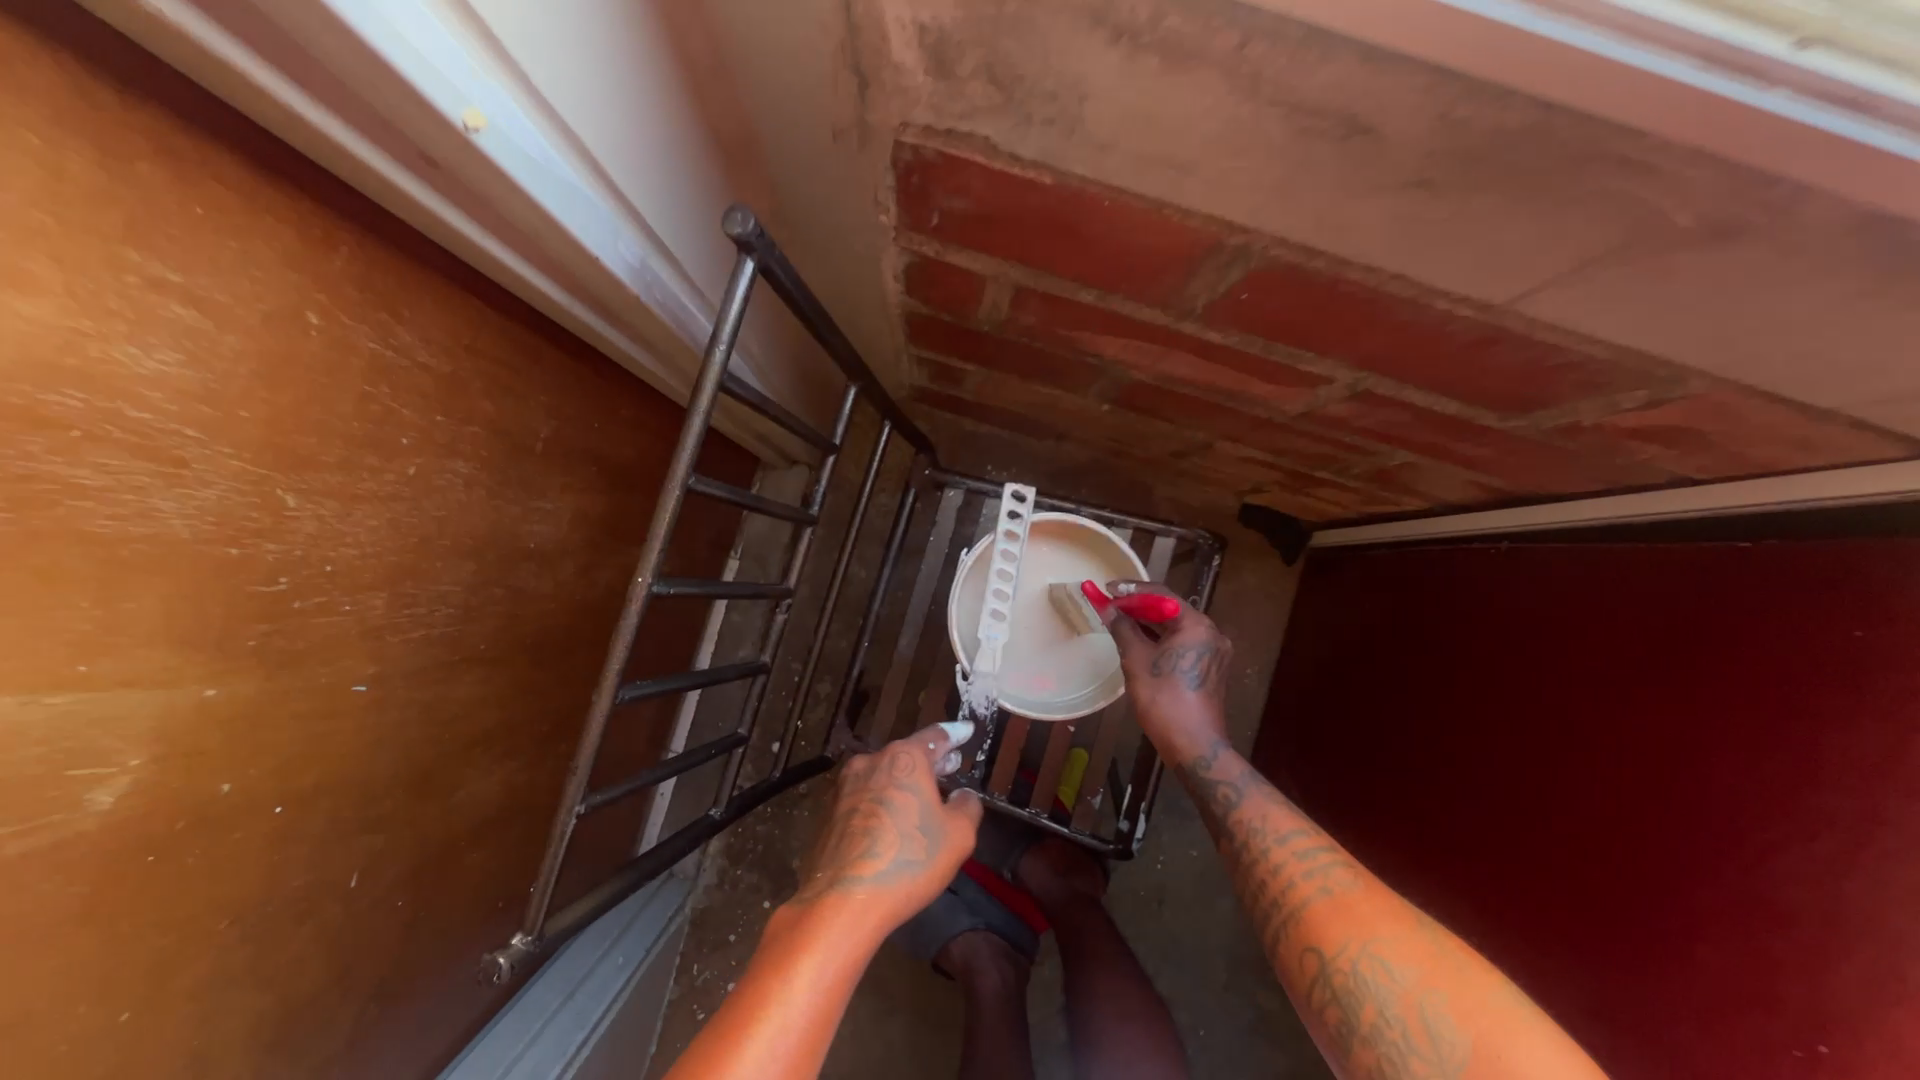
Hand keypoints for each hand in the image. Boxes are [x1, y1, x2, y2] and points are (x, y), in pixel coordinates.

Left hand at [788, 719, 983, 936]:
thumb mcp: (958, 836)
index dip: (955, 734)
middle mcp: (871, 762)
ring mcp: (844, 787)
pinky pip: (864, 798)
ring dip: (903, 782)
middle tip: (948, 766)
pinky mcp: (827, 813)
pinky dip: (881, 802)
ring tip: (921, 798)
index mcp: (905, 758)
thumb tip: (962, 794)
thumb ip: (967, 806)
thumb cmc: (910, 862)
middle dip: (930, 760)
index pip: (936, 735)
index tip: (966, 730)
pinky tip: (891, 824)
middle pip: (906, 754)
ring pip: (882, 775)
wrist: (842, 903)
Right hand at [1104, 580, 1231, 757]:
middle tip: (1109, 604)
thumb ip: (1122, 629)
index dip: (1130, 591)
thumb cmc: (1164, 700)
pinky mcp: (1210, 668)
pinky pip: (1182, 644)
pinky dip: (1160, 640)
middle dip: (1138, 607)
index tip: (1106, 590)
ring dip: (1148, 623)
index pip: (1161, 595)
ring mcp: (1213, 651)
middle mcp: (1211, 633)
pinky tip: (1138, 641)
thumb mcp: (1136, 660)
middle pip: (1170, 610)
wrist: (1194, 746)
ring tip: (1118, 620)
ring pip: (1175, 628)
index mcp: (1197, 625)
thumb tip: (1107, 608)